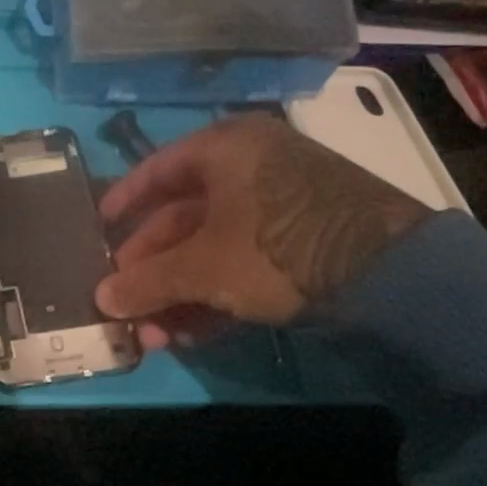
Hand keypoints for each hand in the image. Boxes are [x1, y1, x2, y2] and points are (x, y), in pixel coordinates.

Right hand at [96, 115, 432, 344]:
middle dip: (150, 271)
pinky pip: (241, 262)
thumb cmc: (274, 247)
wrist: (386, 274)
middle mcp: (253, 166)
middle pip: (182, 219)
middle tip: (126, 306)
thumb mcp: (200, 268)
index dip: (125, 201)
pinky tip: (194, 334)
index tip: (100, 229)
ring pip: (210, 248)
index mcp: (226, 149)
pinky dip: (214, 295)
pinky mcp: (304, 239)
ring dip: (177, 294)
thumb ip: (145, 282)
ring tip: (157, 336)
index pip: (158, 168)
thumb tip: (102, 298)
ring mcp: (282, 203)